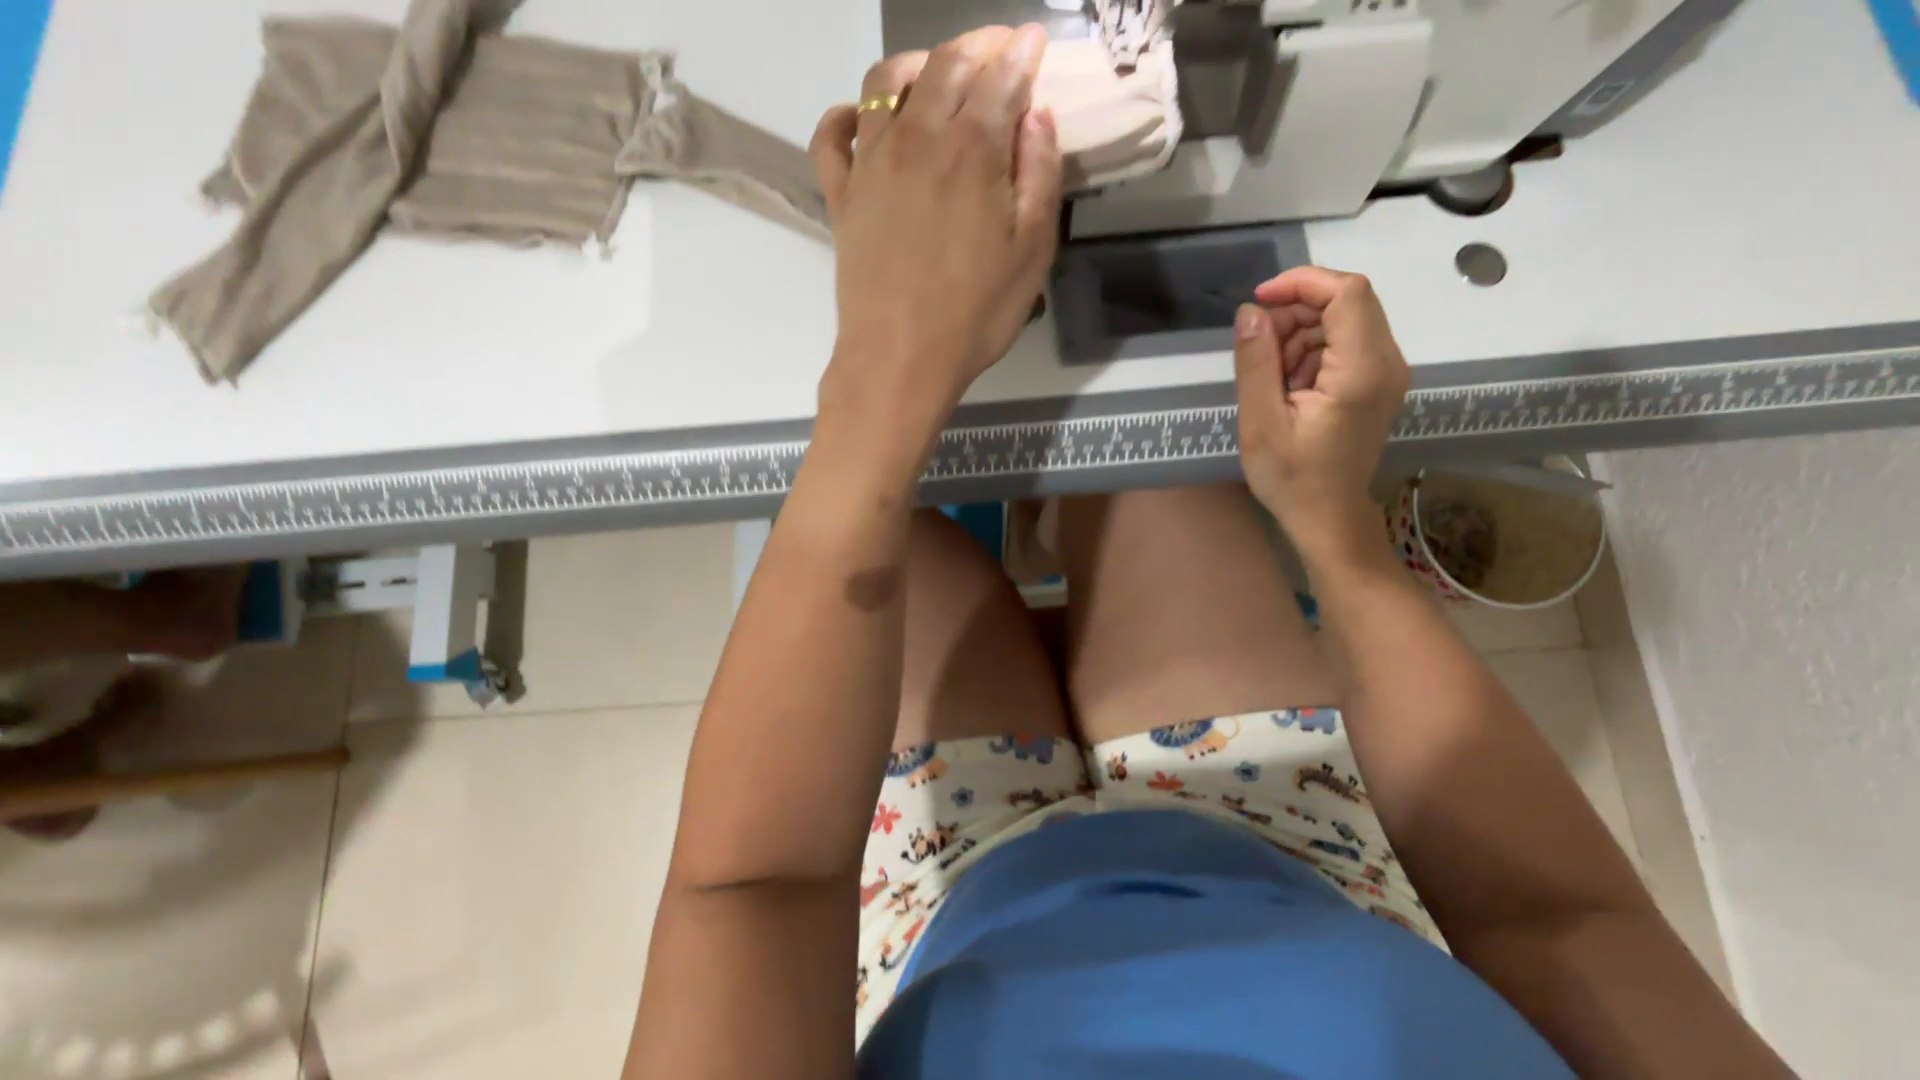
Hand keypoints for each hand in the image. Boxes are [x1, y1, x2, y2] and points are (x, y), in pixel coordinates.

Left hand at [808, 25, 1064, 437]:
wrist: (900, 358)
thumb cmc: (976, 313)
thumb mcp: (1033, 250)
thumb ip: (1040, 174)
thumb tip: (1036, 114)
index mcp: (972, 149)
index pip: (1000, 77)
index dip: (1022, 52)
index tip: (1036, 41)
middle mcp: (916, 138)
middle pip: (944, 65)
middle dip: (977, 45)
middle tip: (998, 49)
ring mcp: (870, 163)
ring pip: (884, 82)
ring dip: (916, 63)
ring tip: (938, 74)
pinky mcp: (840, 193)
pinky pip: (831, 134)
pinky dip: (845, 114)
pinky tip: (863, 119)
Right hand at [1233, 267, 1410, 562]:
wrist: (1329, 518)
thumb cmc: (1293, 478)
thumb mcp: (1262, 423)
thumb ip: (1256, 362)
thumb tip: (1250, 312)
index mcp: (1362, 371)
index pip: (1347, 293)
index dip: (1301, 283)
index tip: (1260, 303)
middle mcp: (1386, 362)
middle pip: (1346, 301)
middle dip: (1295, 312)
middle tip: (1258, 350)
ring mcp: (1386, 371)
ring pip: (1343, 319)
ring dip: (1300, 333)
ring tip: (1271, 376)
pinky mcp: (1377, 380)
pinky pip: (1345, 342)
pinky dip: (1311, 349)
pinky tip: (1288, 384)